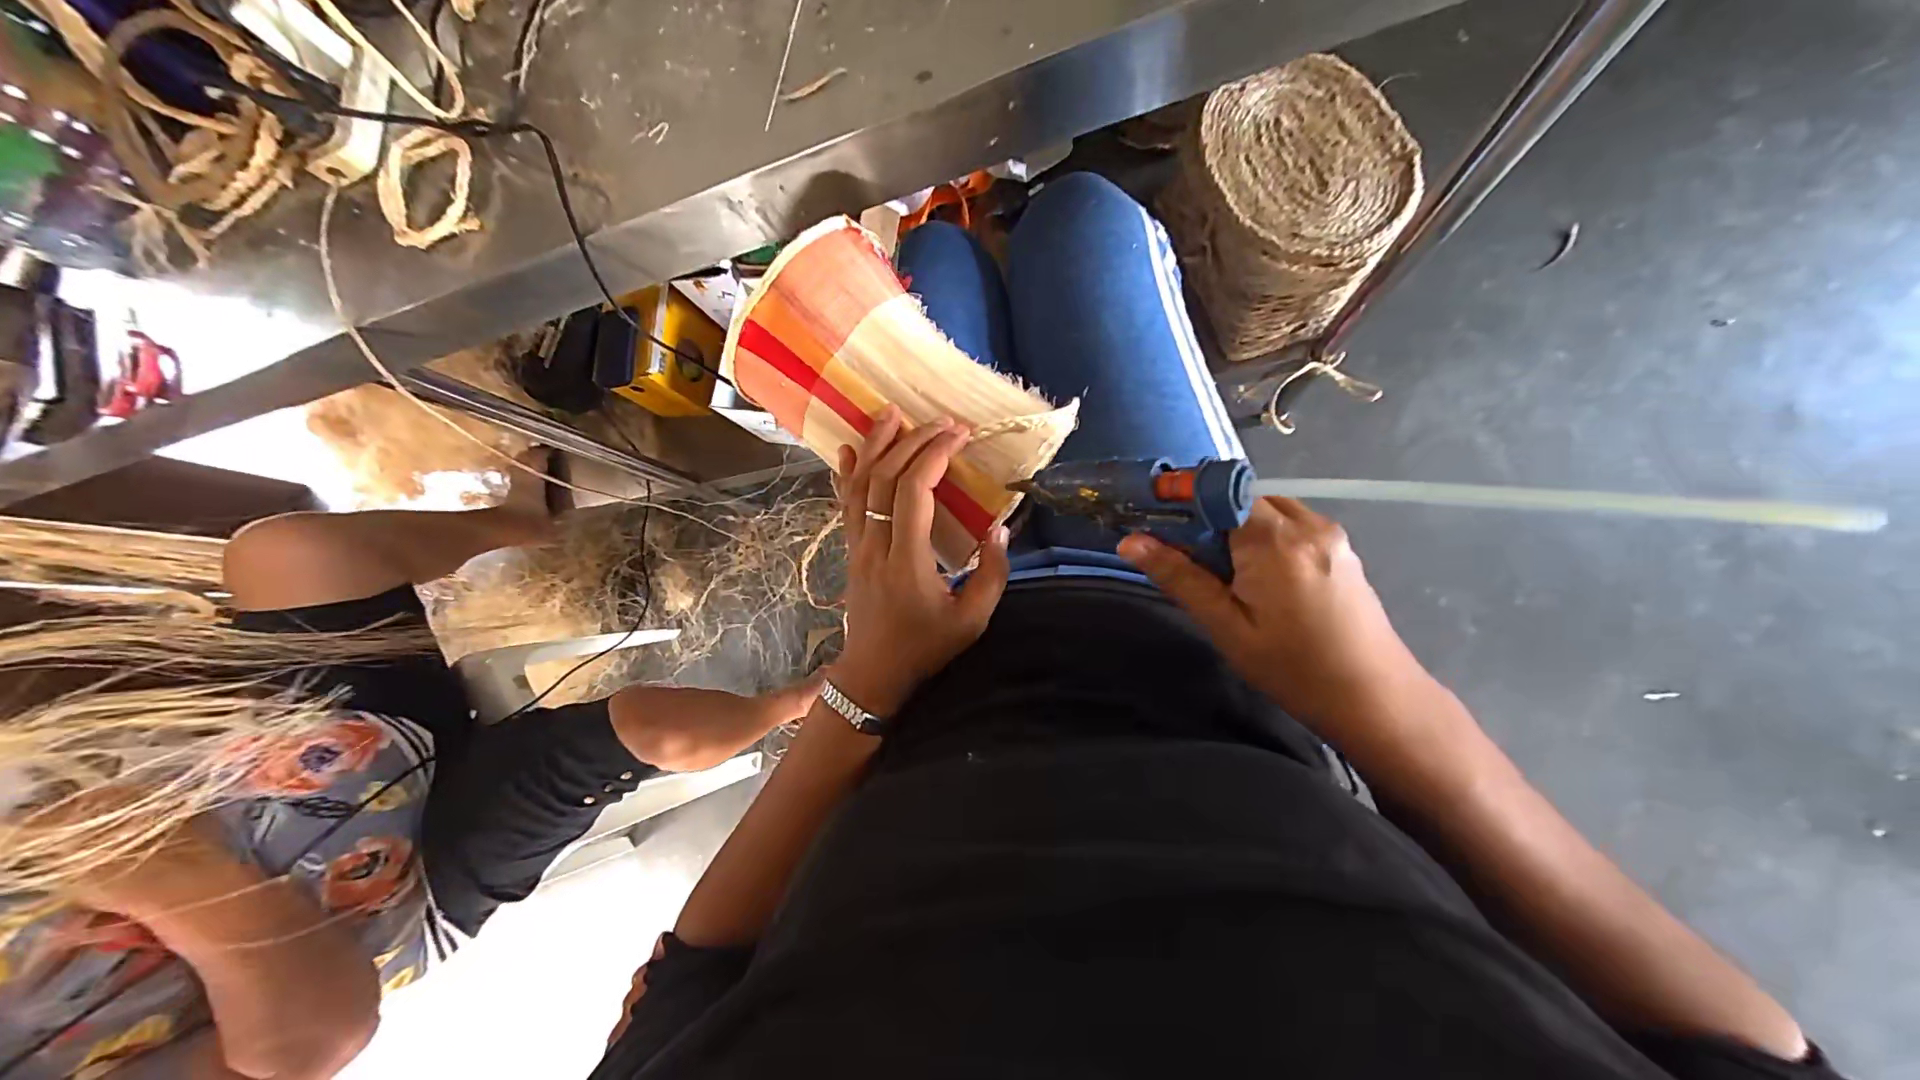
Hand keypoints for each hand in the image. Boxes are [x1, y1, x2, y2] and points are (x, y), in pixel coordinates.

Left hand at [830, 406, 1009, 714]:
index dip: (935, 455)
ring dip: (875, 446)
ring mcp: (857, 546)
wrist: (873, 674)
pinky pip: (845, 503)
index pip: (914, 491)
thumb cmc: (925, 649)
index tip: (960, 435)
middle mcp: (876, 545)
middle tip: (941, 421)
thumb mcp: (972, 620)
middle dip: (914, 442)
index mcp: (907, 561)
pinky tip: (846, 450)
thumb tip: (1000, 528)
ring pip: (860, 485)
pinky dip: (846, 473)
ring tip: (892, 414)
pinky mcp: (850, 550)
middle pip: (886, 478)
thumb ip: (992, 573)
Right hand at [1118, 497, 1435, 738]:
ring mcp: (1330, 535)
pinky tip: (1261, 579)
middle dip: (1210, 519)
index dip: (1183, 497)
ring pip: (1268, 510)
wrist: (1376, 699)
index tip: (1155, 518)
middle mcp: (1307, 525)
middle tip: (1188, 560)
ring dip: (1239, 528)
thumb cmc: (1293, 668)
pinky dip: (1266, 537)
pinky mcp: (1343, 549)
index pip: (1219, 492)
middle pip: (1243, 499)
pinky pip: (1292, 525)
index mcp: (1274, 542)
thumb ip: (1180, 577)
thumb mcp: (1226, 627)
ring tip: (1225, 574)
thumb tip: (1131, 541)